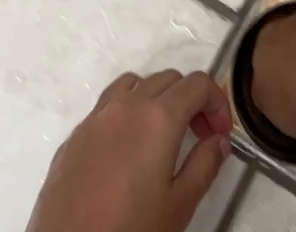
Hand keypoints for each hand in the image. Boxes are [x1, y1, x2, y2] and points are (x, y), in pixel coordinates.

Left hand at [26, 69, 233, 231]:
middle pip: (168, 79)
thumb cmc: (130, 229)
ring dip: (156, 98)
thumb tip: (218, 141)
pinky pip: (107, 106)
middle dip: (191, 100)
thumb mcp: (179, 204)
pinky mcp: (75, 135)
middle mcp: (127, 105)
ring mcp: (97, 117)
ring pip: (134, 84)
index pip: (198, 84)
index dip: (217, 102)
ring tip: (162, 135)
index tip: (220, 134)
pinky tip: (128, 151)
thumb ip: (205, 164)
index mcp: (158, 117)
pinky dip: (127, 112)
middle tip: (199, 136)